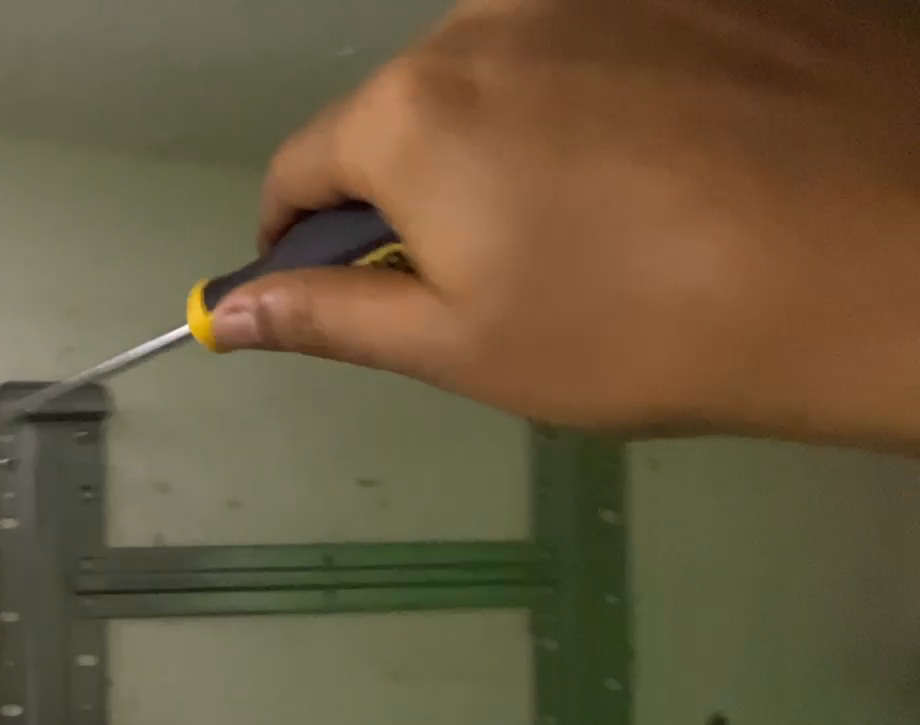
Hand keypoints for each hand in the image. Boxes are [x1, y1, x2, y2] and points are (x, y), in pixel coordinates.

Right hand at [213, 0, 919, 448]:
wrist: (918, 259)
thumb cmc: (635, 327)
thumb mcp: (448, 342)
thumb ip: (320, 315)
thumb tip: (224, 312)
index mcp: (412, 112)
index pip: (296, 170)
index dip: (289, 240)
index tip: (323, 288)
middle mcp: (490, 16)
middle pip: (388, 120)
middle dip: (392, 196)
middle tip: (464, 274)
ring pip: (483, 80)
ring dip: (479, 151)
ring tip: (568, 224)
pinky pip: (580, 43)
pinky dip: (569, 107)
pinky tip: (645, 166)